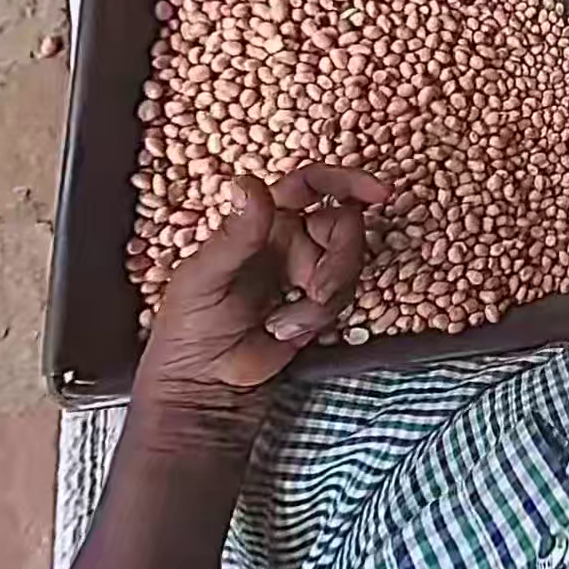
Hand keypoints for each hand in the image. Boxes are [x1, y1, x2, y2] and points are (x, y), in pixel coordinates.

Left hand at [136, 164, 390, 416]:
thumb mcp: (204, 278)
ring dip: (327, 294)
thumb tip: (247, 181)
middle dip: (341, 258)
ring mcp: (309, 269)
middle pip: (345, 224)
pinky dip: (321, 315)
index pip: (312, 184)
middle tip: (320, 291)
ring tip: (288, 323)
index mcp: (264, 220)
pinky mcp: (321, 301)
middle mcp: (292, 238)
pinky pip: (345, 293)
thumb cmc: (189, 329)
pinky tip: (288, 331)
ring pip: (350, 260)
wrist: (204, 388)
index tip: (379, 194)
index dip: (348, 180)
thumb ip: (235, 233)